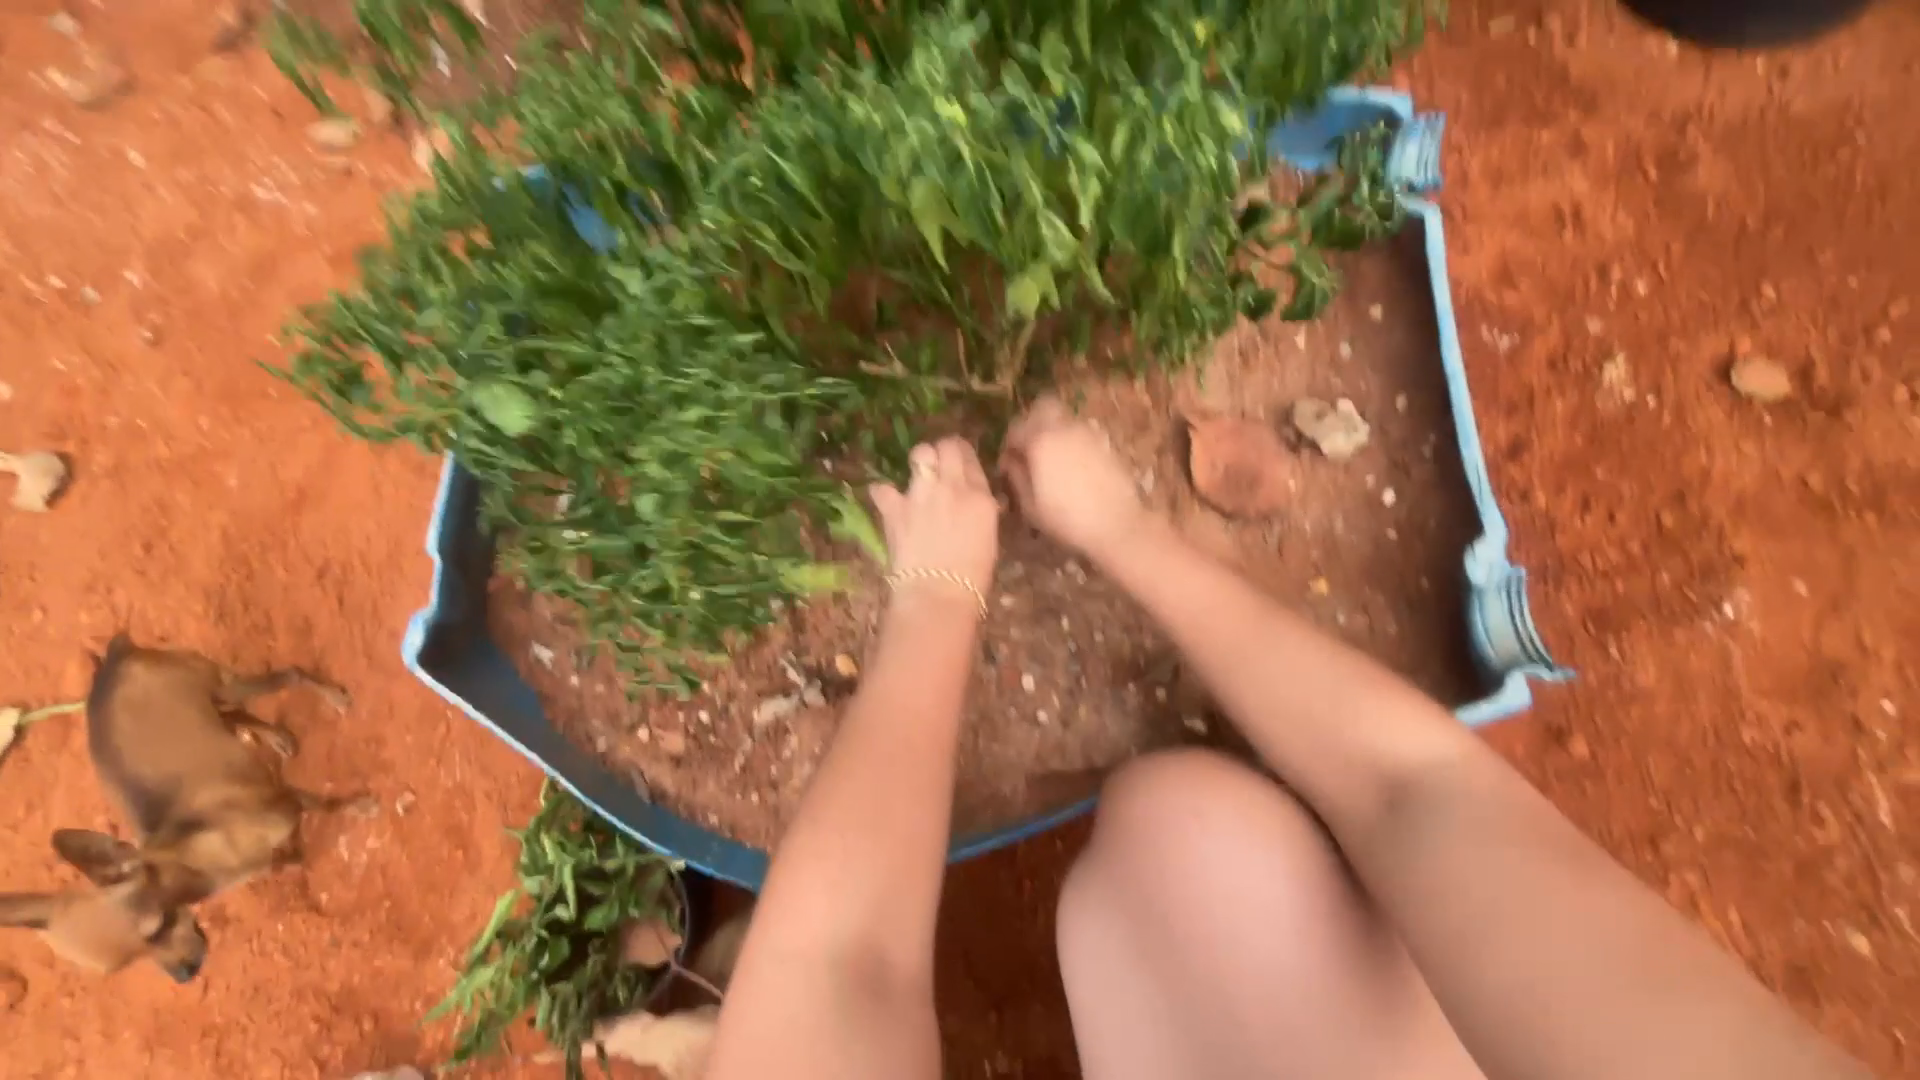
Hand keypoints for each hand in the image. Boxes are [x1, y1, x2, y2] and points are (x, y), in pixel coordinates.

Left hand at [869, 437, 999, 612]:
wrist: (939, 594)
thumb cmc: (972, 577)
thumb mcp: (988, 538)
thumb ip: (981, 512)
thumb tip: (977, 503)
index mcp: (980, 496)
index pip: (971, 459)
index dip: (963, 457)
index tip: (959, 462)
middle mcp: (952, 486)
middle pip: (947, 446)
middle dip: (943, 450)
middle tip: (939, 463)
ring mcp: (921, 494)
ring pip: (921, 454)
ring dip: (920, 462)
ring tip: (918, 477)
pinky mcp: (895, 508)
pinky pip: (883, 488)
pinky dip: (883, 493)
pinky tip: (886, 500)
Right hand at [1000, 397, 1146, 561]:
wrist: (1118, 524)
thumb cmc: (1067, 520)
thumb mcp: (1031, 506)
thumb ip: (1017, 477)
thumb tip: (1010, 461)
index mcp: (1040, 442)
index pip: (1015, 428)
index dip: (1008, 445)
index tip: (1008, 464)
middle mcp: (1064, 429)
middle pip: (1043, 407)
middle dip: (1032, 422)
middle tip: (1030, 448)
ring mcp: (1089, 433)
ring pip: (1065, 418)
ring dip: (1054, 430)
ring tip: (1053, 458)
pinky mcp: (1106, 443)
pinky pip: (1083, 432)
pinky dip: (1074, 440)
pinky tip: (1074, 466)